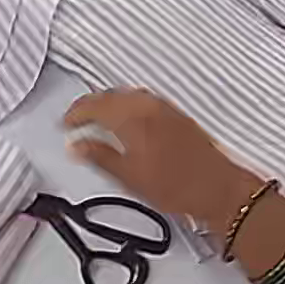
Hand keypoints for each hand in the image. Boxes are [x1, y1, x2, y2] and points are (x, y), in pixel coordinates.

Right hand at [62, 89, 263, 236]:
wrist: (217, 188)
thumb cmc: (178, 186)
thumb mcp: (129, 177)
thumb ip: (100, 156)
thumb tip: (77, 146)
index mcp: (132, 118)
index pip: (94, 105)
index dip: (76, 113)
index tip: (66, 124)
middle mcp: (149, 107)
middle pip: (111, 96)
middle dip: (91, 105)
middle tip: (78, 121)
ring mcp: (166, 109)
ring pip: (129, 95)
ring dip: (111, 103)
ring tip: (99, 120)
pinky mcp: (179, 115)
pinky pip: (146, 100)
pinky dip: (130, 105)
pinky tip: (129, 120)